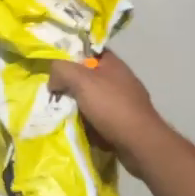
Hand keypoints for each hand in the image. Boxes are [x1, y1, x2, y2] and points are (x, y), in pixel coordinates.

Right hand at [49, 53, 169, 175]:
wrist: (141, 144)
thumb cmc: (112, 106)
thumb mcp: (80, 80)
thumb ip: (61, 70)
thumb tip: (53, 81)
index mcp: (113, 64)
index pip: (89, 51)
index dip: (71, 55)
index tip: (56, 66)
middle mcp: (121, 80)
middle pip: (88, 76)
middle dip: (72, 84)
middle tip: (56, 92)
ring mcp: (125, 102)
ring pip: (93, 98)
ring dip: (79, 106)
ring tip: (64, 112)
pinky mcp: (126, 122)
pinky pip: (101, 117)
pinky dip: (90, 122)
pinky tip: (81, 128)